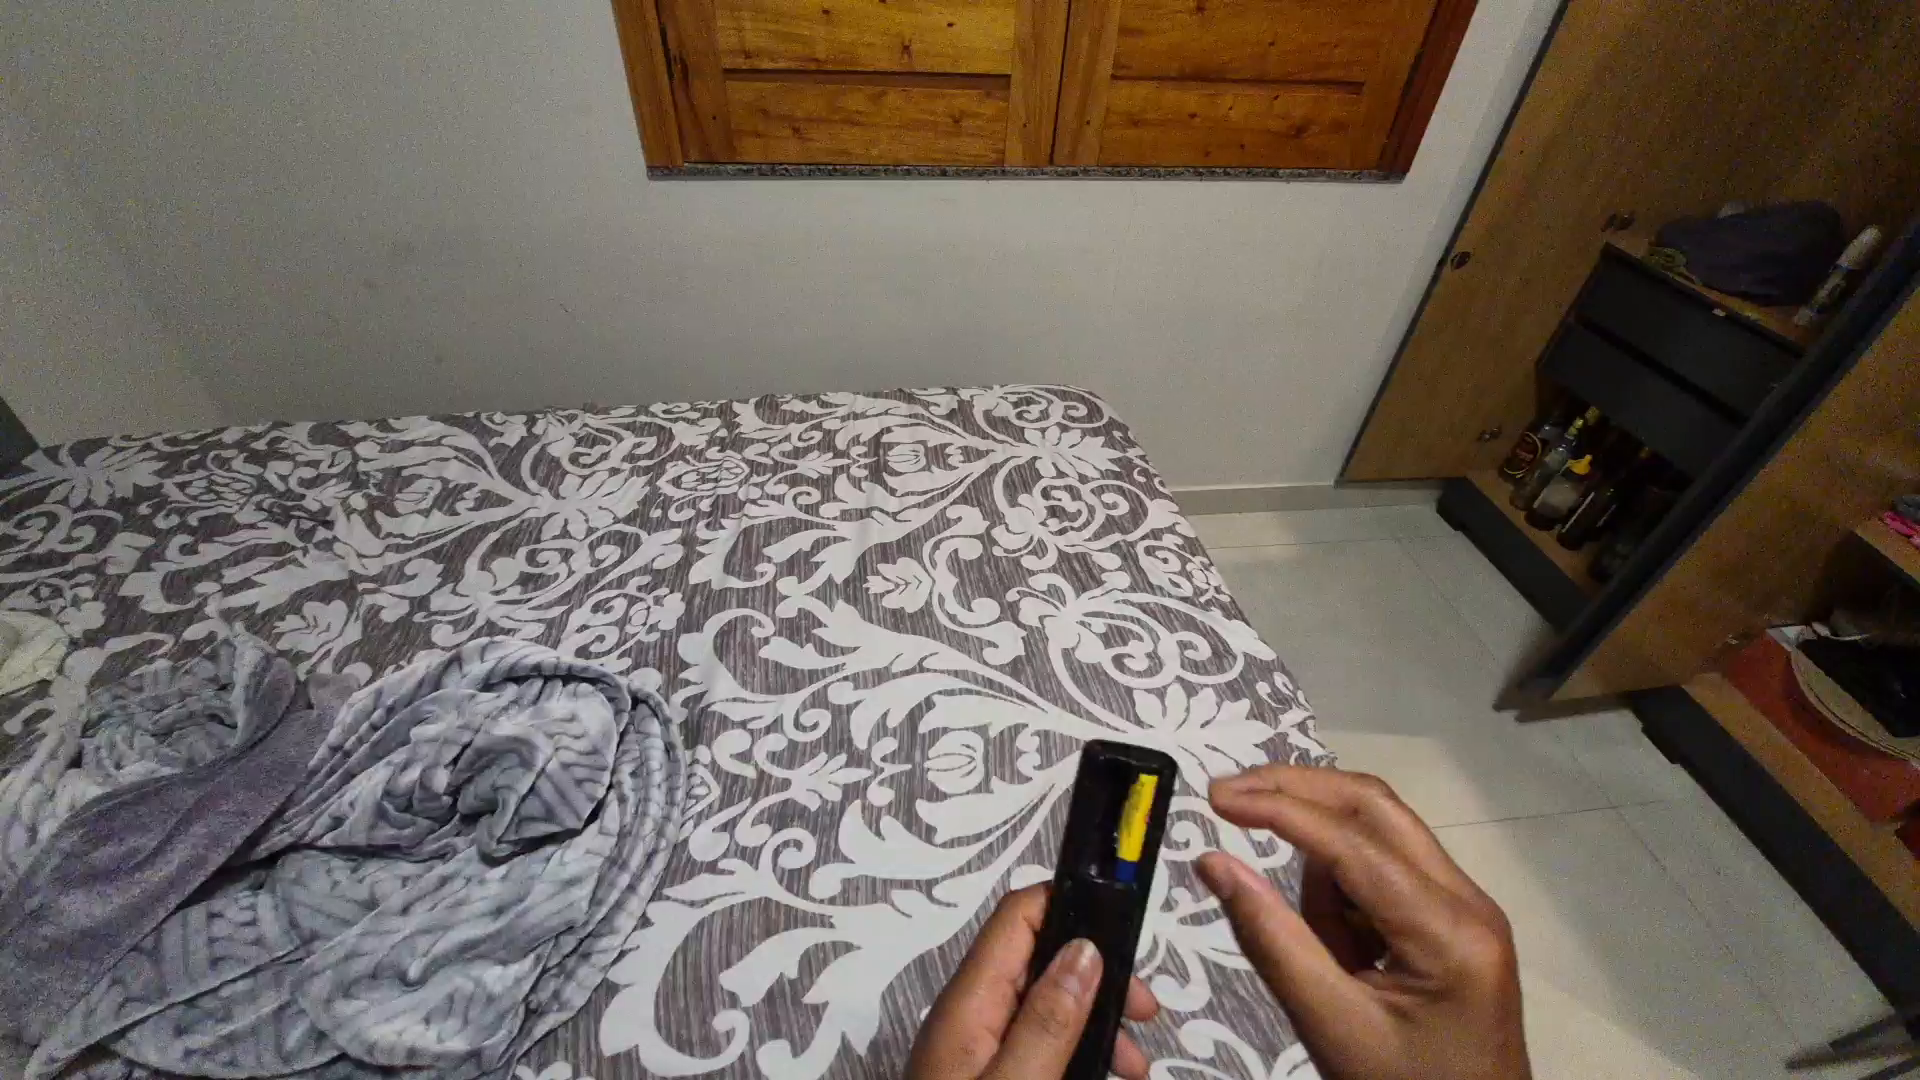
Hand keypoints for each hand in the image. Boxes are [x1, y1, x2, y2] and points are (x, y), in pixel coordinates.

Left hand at [907, 885, 1160, 1079]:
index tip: (1124, 931)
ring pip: (1045, 1005)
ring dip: (1095, 1021)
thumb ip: (1047, 1020)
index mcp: (972, 1000)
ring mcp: (979, 1048)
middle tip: (1146, 1014)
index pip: (1018, 917)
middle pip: (1040, 959)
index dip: (1068, 905)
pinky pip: (1039, 1044)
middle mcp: (974, 1013)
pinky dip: (1076, 1053)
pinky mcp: (989, 1076)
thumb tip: (1085, 947)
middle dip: (1097, 974)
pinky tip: (1104, 1077)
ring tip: (1134, 1068)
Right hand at [1196, 766, 1530, 1079]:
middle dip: (1296, 791)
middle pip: (1371, 806)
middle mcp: (1466, 900)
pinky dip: (1339, 886)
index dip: (1278, 810)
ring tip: (1322, 947)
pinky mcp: (1448, 915)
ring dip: (1321, 859)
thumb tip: (1211, 861)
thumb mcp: (1330, 1026)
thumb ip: (1270, 938)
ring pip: (1373, 830)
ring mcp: (1462, 904)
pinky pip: (1377, 867)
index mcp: (1448, 932)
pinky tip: (1341, 950)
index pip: (1351, 842)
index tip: (1215, 799)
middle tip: (1229, 796)